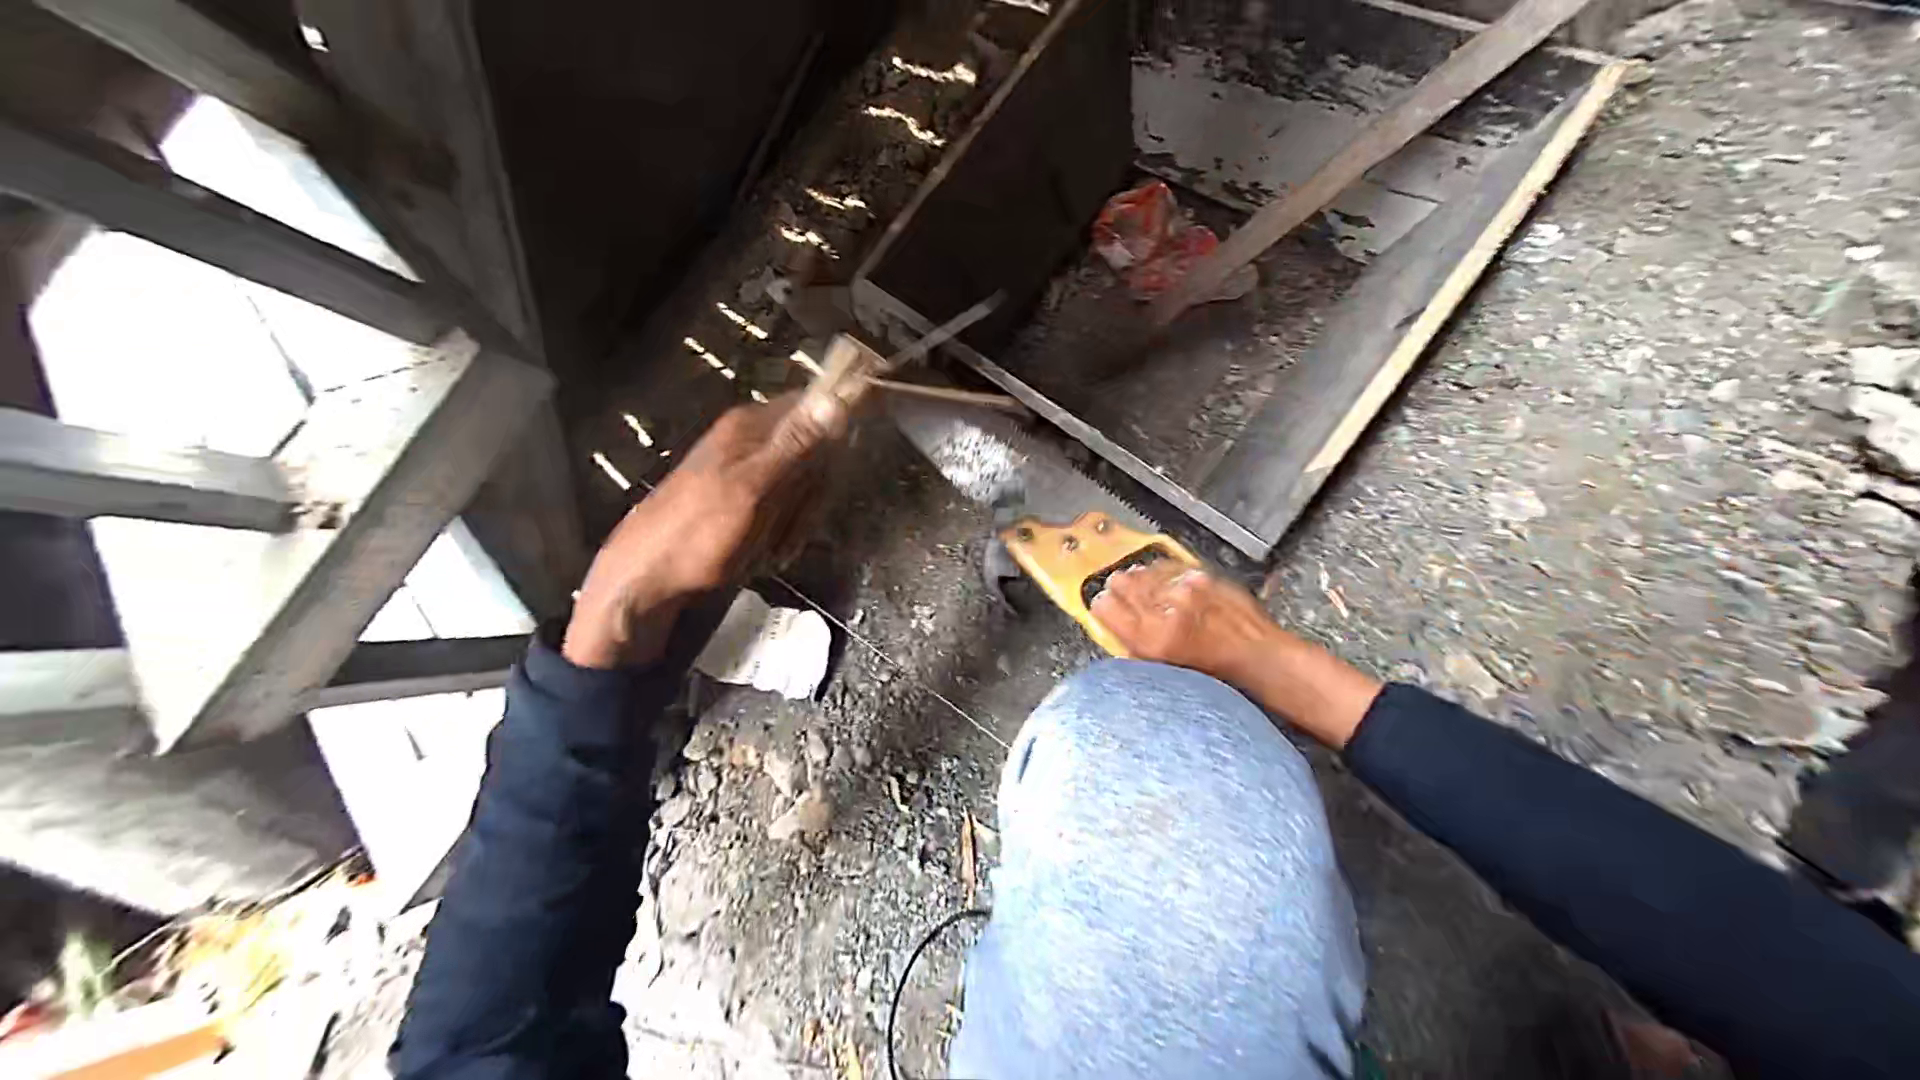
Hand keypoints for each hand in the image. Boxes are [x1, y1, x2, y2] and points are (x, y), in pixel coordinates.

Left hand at [563, 392, 847, 668]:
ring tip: (774, 543)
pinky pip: (785, 507)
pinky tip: (767, 548)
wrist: (648, 576)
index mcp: (750, 425)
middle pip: (814, 454)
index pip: (814, 408)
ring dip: (798, 519)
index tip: (829, 476)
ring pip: (803, 485)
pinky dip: (783, 530)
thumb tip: (835, 399)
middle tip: (791, 524)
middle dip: (812, 494)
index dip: (831, 441)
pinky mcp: (745, 497)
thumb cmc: (698, 533)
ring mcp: (747, 469)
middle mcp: (750, 439)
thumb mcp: (752, 489)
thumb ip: (795, 445)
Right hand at [1090, 560, 1281, 685]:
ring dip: (1143, 580)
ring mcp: (1184, 590)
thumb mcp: (1160, 666)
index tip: (1105, 607)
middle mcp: (1165, 611)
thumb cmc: (1213, 669)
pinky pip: (1167, 566)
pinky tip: (1172, 588)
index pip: (1103, 605)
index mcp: (1149, 641)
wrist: (1257, 656)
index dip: (1102, 606)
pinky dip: (1165, 575)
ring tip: (1153, 595)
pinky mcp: (1200, 576)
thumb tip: (1110, 623)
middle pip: (1120, 581)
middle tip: (1126, 597)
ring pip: (1142, 570)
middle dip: (1120, 589)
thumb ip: (1131, 643)